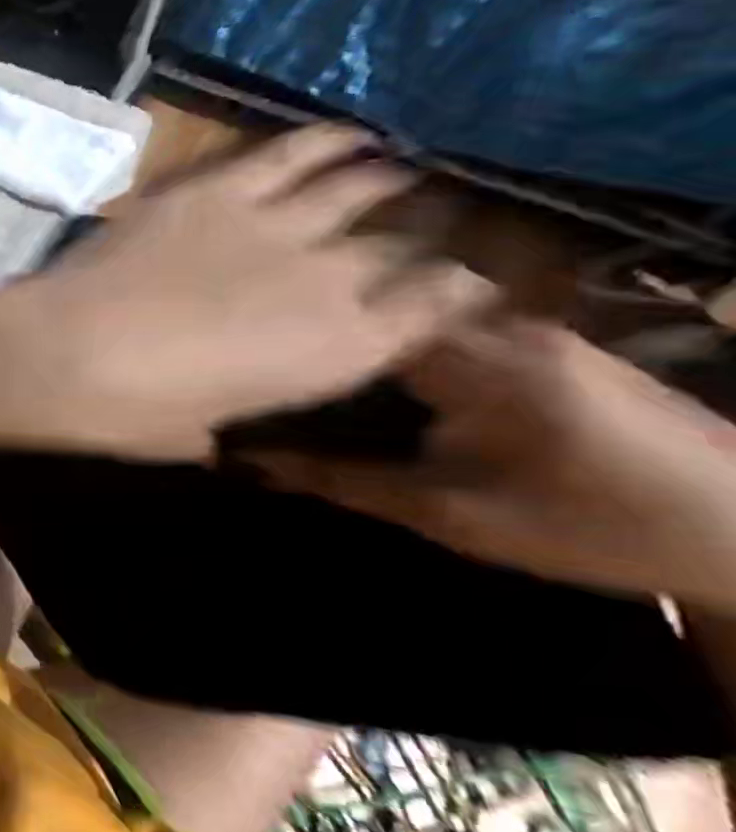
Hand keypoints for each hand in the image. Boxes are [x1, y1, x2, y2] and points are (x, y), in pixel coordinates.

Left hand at [0, 125, 491, 458]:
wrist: (60, 353)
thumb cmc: (124, 413)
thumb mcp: (191, 436)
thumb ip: (223, 423)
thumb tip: (215, 431)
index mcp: (341, 353)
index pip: (438, 307)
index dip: (452, 290)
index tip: (453, 282)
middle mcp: (332, 280)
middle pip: (403, 243)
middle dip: (420, 234)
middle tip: (419, 224)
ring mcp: (275, 225)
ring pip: (359, 186)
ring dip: (384, 178)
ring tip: (396, 171)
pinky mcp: (215, 190)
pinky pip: (288, 152)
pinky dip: (323, 140)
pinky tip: (344, 136)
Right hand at [255, 321, 735, 613]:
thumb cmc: (590, 528)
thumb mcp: (448, 514)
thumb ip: (340, 480)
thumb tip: (248, 461)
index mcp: (480, 361)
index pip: (354, 318)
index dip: (291, 331)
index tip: (243, 356)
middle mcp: (505, 324)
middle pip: (380, 303)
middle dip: (321, 325)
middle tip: (265, 357)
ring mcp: (532, 325)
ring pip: (413, 309)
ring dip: (360, 329)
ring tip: (306, 361)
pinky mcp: (548, 339)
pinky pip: (447, 322)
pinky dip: (399, 338)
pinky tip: (377, 373)